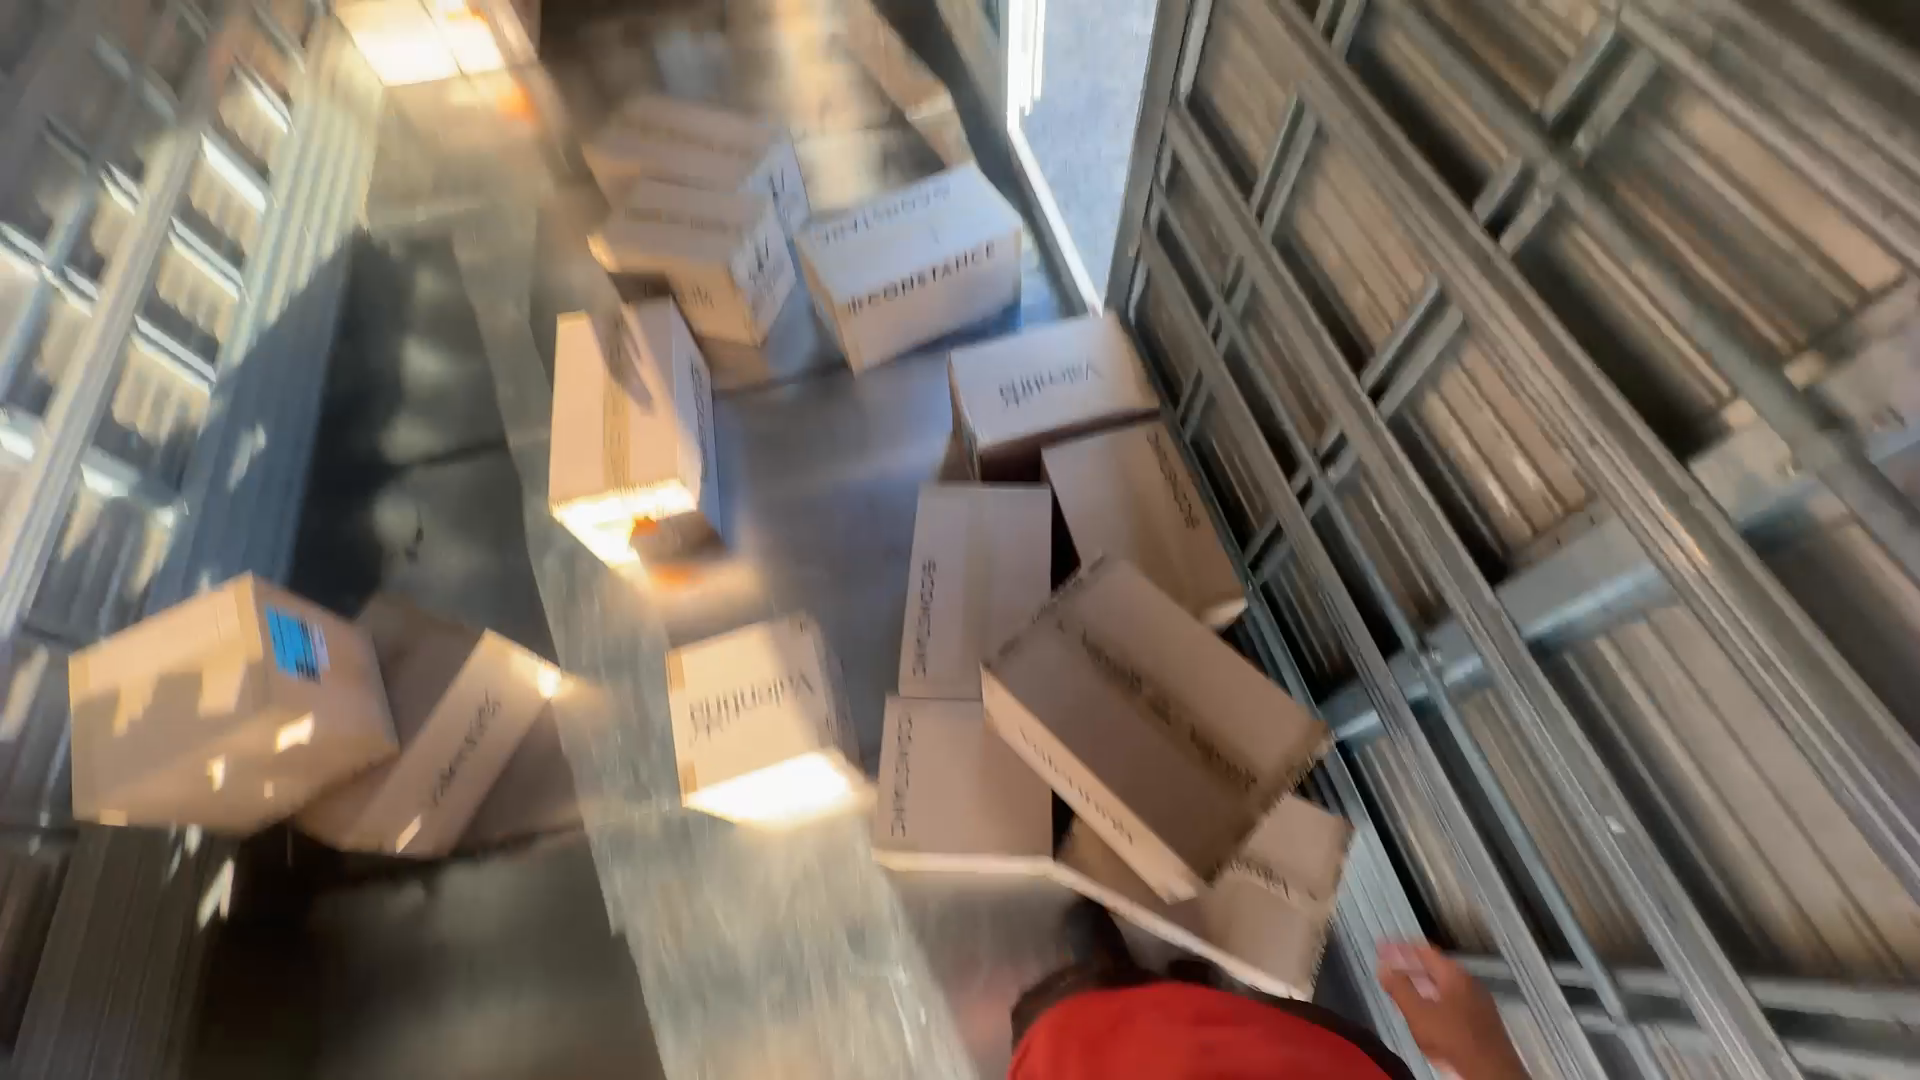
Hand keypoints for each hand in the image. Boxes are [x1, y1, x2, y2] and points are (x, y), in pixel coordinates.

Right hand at [1377, 942, 1529, 1079]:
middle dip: (1410, 967)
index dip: (1400, 948)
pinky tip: (1427, 1012)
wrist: (1493, 1075)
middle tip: (1391, 967)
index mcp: (1455, 974)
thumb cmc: (1453, 1039)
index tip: (1383, 948)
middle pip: (1435, 967)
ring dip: (1423, 984)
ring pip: (1445, 985)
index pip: (1423, 950)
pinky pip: (1454, 1000)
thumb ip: (1398, 987)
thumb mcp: (1418, 1012)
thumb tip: (1384, 968)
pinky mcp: (1484, 1022)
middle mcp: (1471, 983)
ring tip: (1404, 989)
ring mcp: (1480, 1003)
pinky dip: (1436, 998)